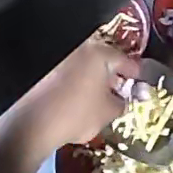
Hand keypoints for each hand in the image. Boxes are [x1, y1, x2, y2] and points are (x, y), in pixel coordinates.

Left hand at [7, 39, 141, 157]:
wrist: (32, 124)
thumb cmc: (76, 114)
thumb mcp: (109, 112)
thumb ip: (124, 102)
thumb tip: (126, 98)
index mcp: (99, 53)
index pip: (126, 60)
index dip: (136, 74)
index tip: (140, 82)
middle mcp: (79, 48)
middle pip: (104, 59)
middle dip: (114, 74)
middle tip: (121, 90)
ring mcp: (60, 56)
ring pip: (85, 65)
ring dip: (94, 78)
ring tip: (100, 97)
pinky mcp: (44, 69)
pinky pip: (68, 72)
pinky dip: (77, 81)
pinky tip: (79, 98)